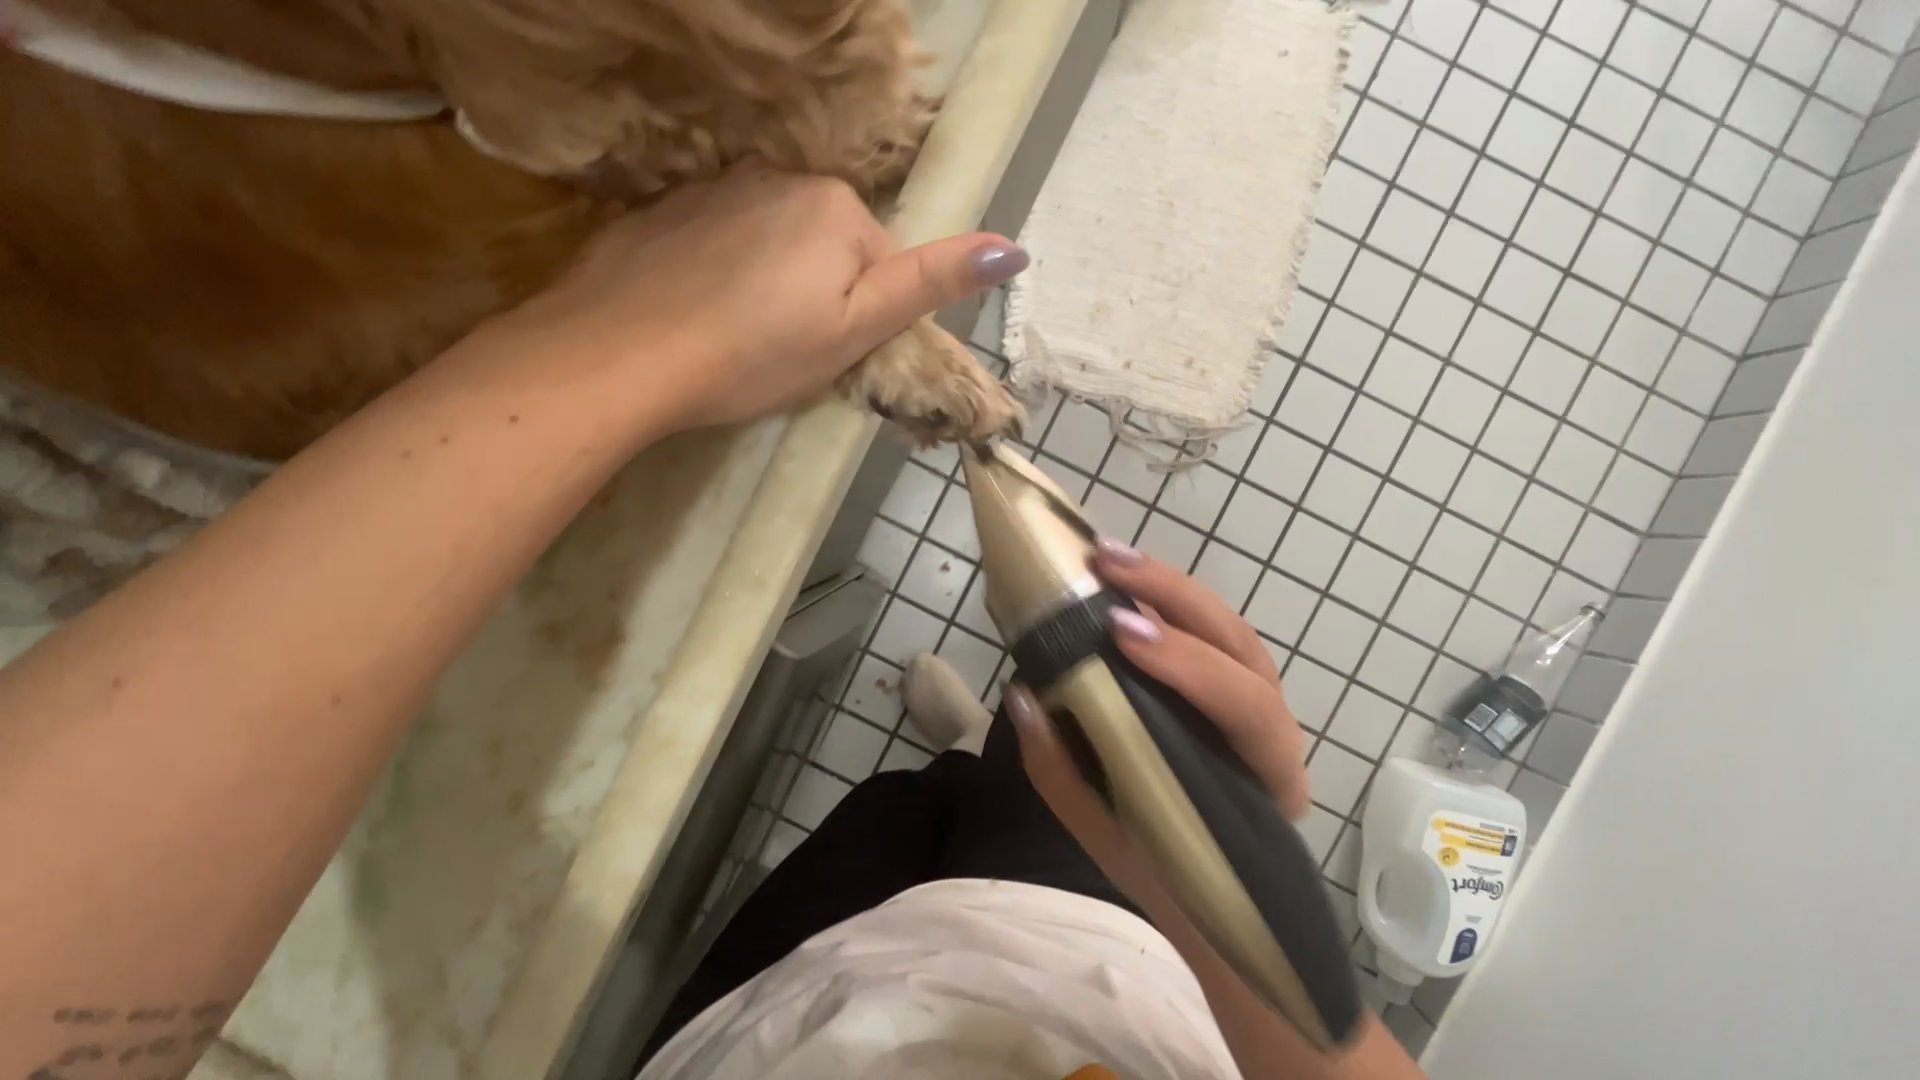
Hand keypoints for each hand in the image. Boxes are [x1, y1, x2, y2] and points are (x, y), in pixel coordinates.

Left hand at [477, 164, 1026, 433]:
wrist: (623, 355)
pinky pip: (720, 240)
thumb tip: (1013, 248)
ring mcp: (718, 187)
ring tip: (736, 338)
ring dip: (768, 284)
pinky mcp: (667, 208)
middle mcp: (782, 179)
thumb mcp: (858, 328)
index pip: (878, 263)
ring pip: (772, 243)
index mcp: (837, 208)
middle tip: (782, 352)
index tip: (825, 354)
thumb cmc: (756, 353)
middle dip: (817, 295)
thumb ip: (931, 283)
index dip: (860, 318)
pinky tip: (697, 313)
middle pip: (826, 247)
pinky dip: (720, 274)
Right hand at [1005, 538, 1311, 903]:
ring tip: (1106, 558)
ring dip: (1168, 587)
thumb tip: (1023, 695)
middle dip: (1174, 598)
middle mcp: (1275, 731)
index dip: (1189, 665)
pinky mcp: (1226, 683)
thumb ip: (1063, 772)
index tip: (1122, 631)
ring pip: (1227, 627)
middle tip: (1106, 567)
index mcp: (1267, 778)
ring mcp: (1256, 700)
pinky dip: (1164, 601)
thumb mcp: (1109, 838)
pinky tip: (1122, 580)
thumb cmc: (1170, 875)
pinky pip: (1205, 632)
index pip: (1245, 708)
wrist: (1216, 899)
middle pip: (1240, 646)